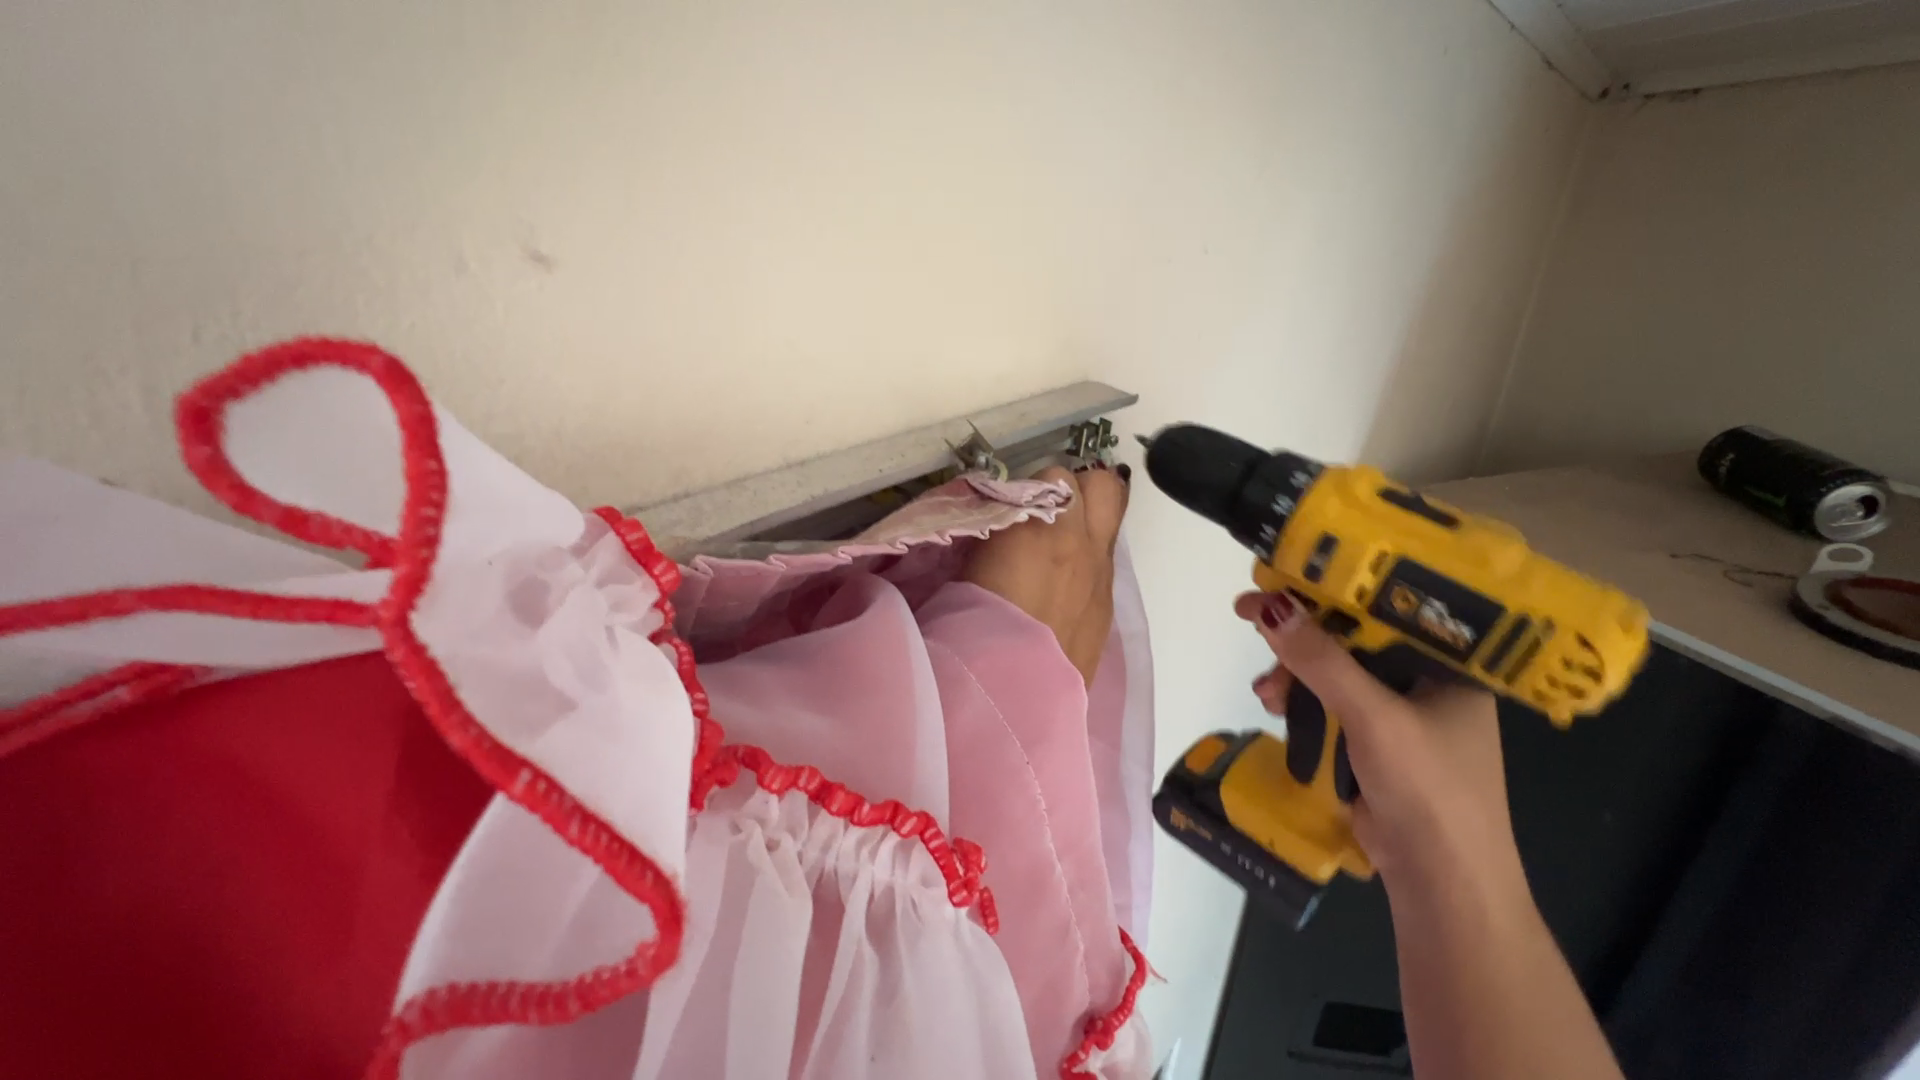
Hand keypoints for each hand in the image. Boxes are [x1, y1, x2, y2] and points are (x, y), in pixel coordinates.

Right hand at [964, 465, 1130, 685]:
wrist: (1011, 696)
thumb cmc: (970, 629)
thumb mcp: (967, 567)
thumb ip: (994, 535)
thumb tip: (1000, 523)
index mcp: (1040, 527)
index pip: (1050, 477)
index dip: (1031, 489)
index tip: (1011, 508)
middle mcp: (1081, 544)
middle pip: (1102, 486)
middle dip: (1079, 491)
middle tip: (1048, 512)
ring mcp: (1101, 577)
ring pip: (1111, 524)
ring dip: (1086, 526)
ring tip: (1054, 551)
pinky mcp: (1108, 610)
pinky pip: (1105, 565)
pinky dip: (1087, 564)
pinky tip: (1060, 590)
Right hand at [1235, 592, 1523, 891]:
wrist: (1442, 883)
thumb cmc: (1427, 788)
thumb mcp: (1372, 717)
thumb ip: (1321, 661)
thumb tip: (1271, 607)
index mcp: (1449, 666)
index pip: (1384, 610)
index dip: (1330, 592)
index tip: (1279, 583)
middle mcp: (1428, 683)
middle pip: (1354, 640)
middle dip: (1303, 639)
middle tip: (1253, 621)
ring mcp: (1402, 716)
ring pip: (1337, 674)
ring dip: (1296, 675)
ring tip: (1265, 690)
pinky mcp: (1377, 745)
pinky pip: (1333, 706)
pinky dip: (1302, 704)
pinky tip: (1276, 706)